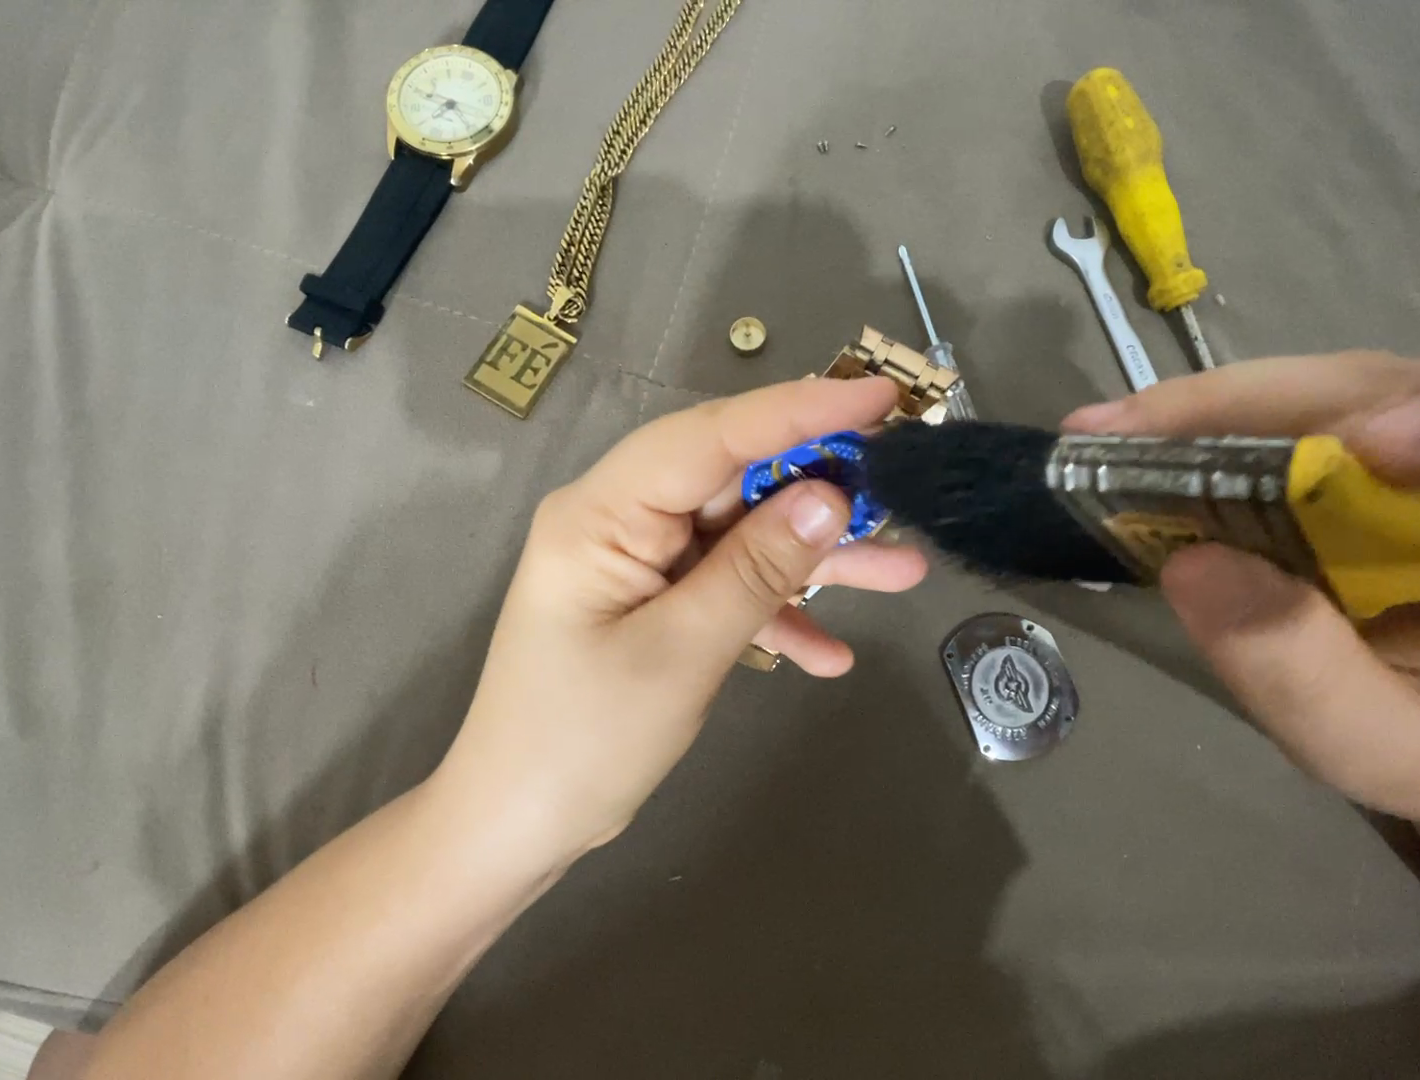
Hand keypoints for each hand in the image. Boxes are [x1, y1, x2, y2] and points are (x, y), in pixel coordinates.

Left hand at [434, 378, 927, 860]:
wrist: (517, 825)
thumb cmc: (581, 742)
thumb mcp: (679, 654)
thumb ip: (755, 570)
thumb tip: (829, 498)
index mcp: (604, 512)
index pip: (711, 437)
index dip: (799, 409)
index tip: (882, 394)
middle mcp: (620, 520)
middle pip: (733, 480)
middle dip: (819, 488)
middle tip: (901, 484)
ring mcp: (639, 563)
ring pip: (741, 536)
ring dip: (814, 558)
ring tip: (902, 570)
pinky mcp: (655, 604)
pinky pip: (725, 588)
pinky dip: (776, 614)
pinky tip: (830, 657)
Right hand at [1063, 323, 1419, 834]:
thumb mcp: (1393, 750)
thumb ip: (1310, 680)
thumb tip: (1193, 565)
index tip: (1377, 450)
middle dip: (1274, 405)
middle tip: (1135, 437)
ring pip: (1332, 383)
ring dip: (1210, 409)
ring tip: (1104, 439)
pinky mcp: (1366, 434)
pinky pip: (1287, 408)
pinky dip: (1199, 425)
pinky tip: (1128, 443)